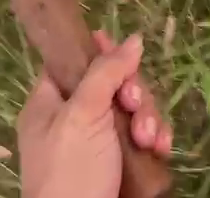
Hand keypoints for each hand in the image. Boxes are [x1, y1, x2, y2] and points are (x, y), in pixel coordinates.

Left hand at [17, 32, 171, 197]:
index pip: (71, 62)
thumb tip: (134, 39)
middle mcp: (74, 120)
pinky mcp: (121, 161)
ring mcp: (98, 142)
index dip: (96, 51)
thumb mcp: (82, 114)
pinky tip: (159, 147)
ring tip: (147, 138)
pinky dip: (154, 137)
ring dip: (147, 117)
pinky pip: (144, 134)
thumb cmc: (70, 171)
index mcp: (49, 106)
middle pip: (112, 83)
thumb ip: (105, 72)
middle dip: (132, 92)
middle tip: (132, 104)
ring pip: (132, 108)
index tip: (120, 50)